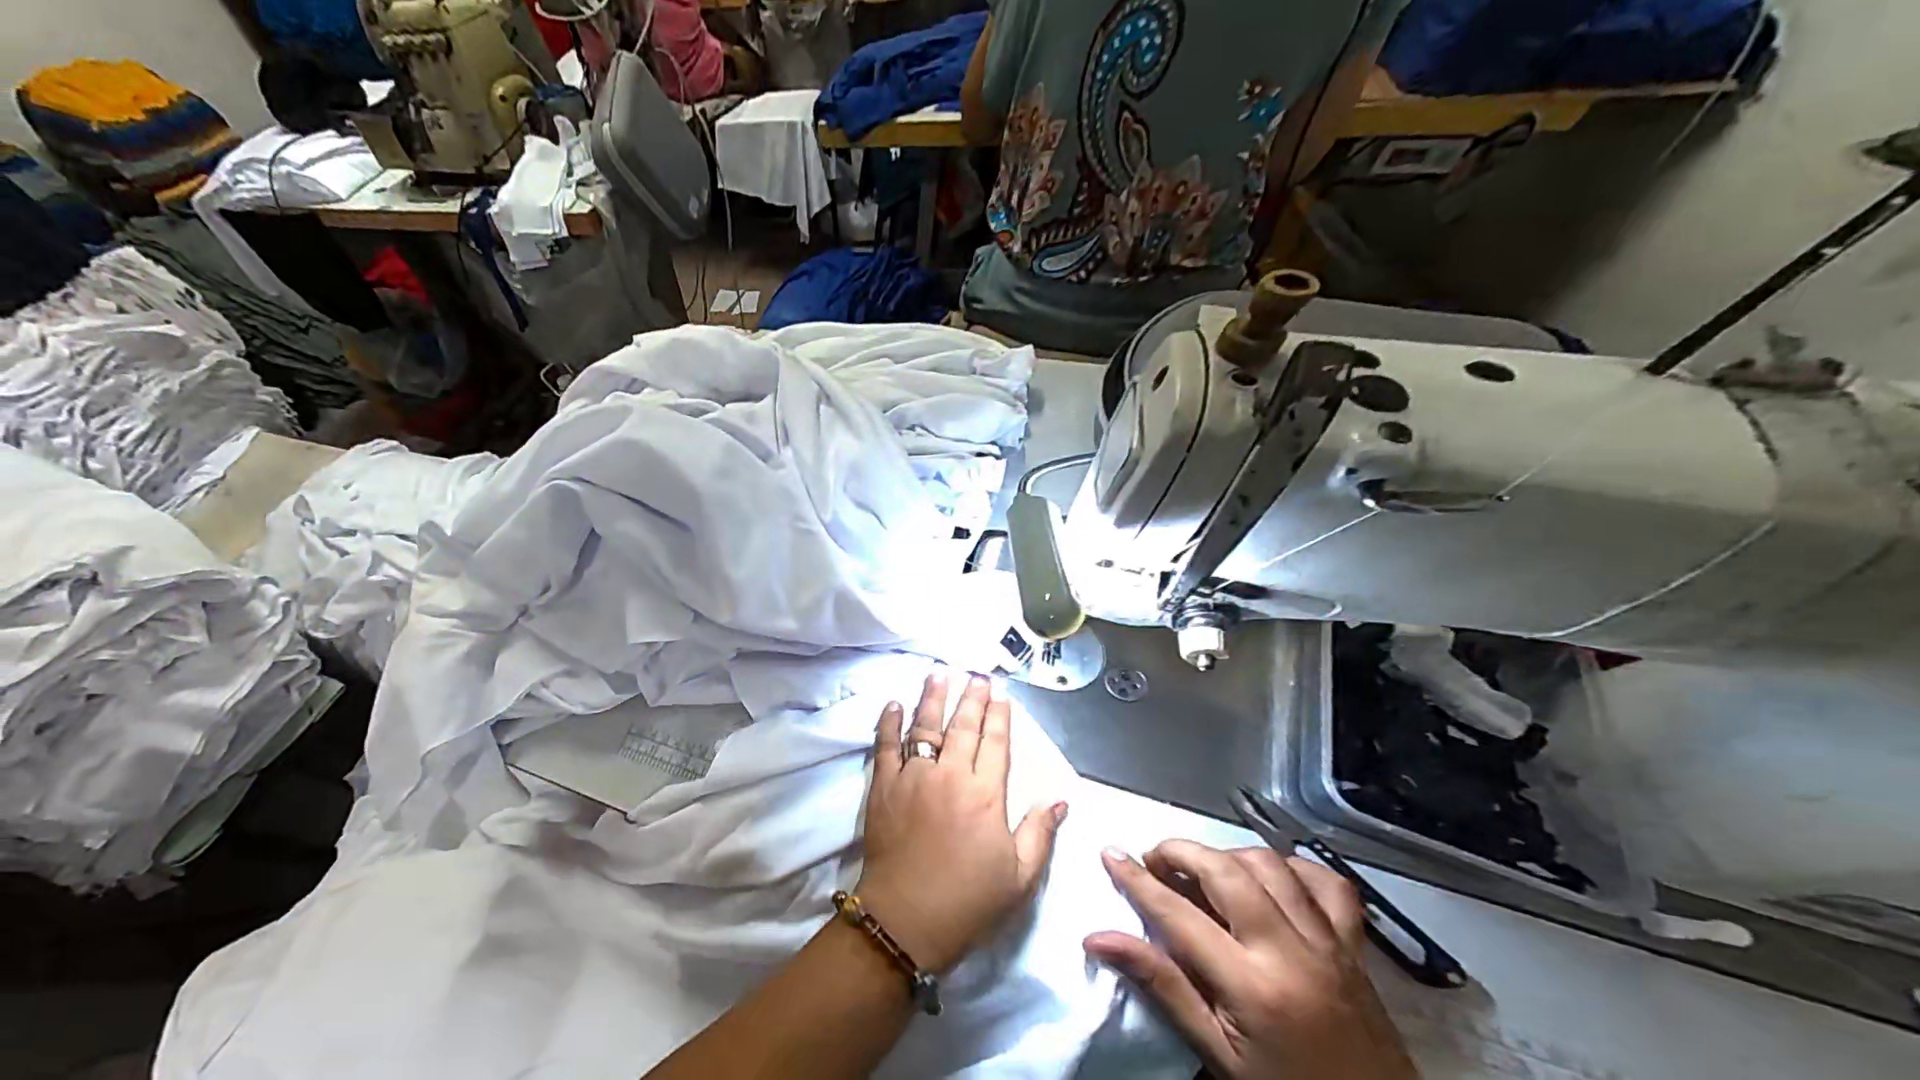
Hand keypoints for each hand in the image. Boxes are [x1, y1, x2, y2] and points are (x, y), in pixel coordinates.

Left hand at [856, 670, 1066, 972]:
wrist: (904, 922)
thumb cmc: (967, 901)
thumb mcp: (1019, 877)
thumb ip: (1039, 833)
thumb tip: (1059, 799)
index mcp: (985, 794)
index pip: (996, 743)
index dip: (999, 715)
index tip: (1000, 693)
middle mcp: (950, 775)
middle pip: (962, 727)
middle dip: (971, 698)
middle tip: (976, 675)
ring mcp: (913, 778)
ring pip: (925, 727)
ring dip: (933, 698)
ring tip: (938, 673)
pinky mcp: (883, 789)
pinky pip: (885, 747)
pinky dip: (889, 724)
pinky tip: (894, 705)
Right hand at [1086, 841, 1418, 1079]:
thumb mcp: (1216, 1053)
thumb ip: (1162, 987)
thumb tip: (1099, 940)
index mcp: (1251, 985)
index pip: (1179, 915)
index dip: (1138, 881)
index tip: (1110, 854)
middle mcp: (1290, 949)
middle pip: (1225, 872)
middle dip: (1180, 853)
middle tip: (1153, 860)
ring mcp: (1327, 940)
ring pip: (1270, 864)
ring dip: (1227, 855)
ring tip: (1203, 870)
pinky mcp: (1353, 942)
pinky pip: (1325, 882)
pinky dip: (1291, 867)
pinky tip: (1269, 877)